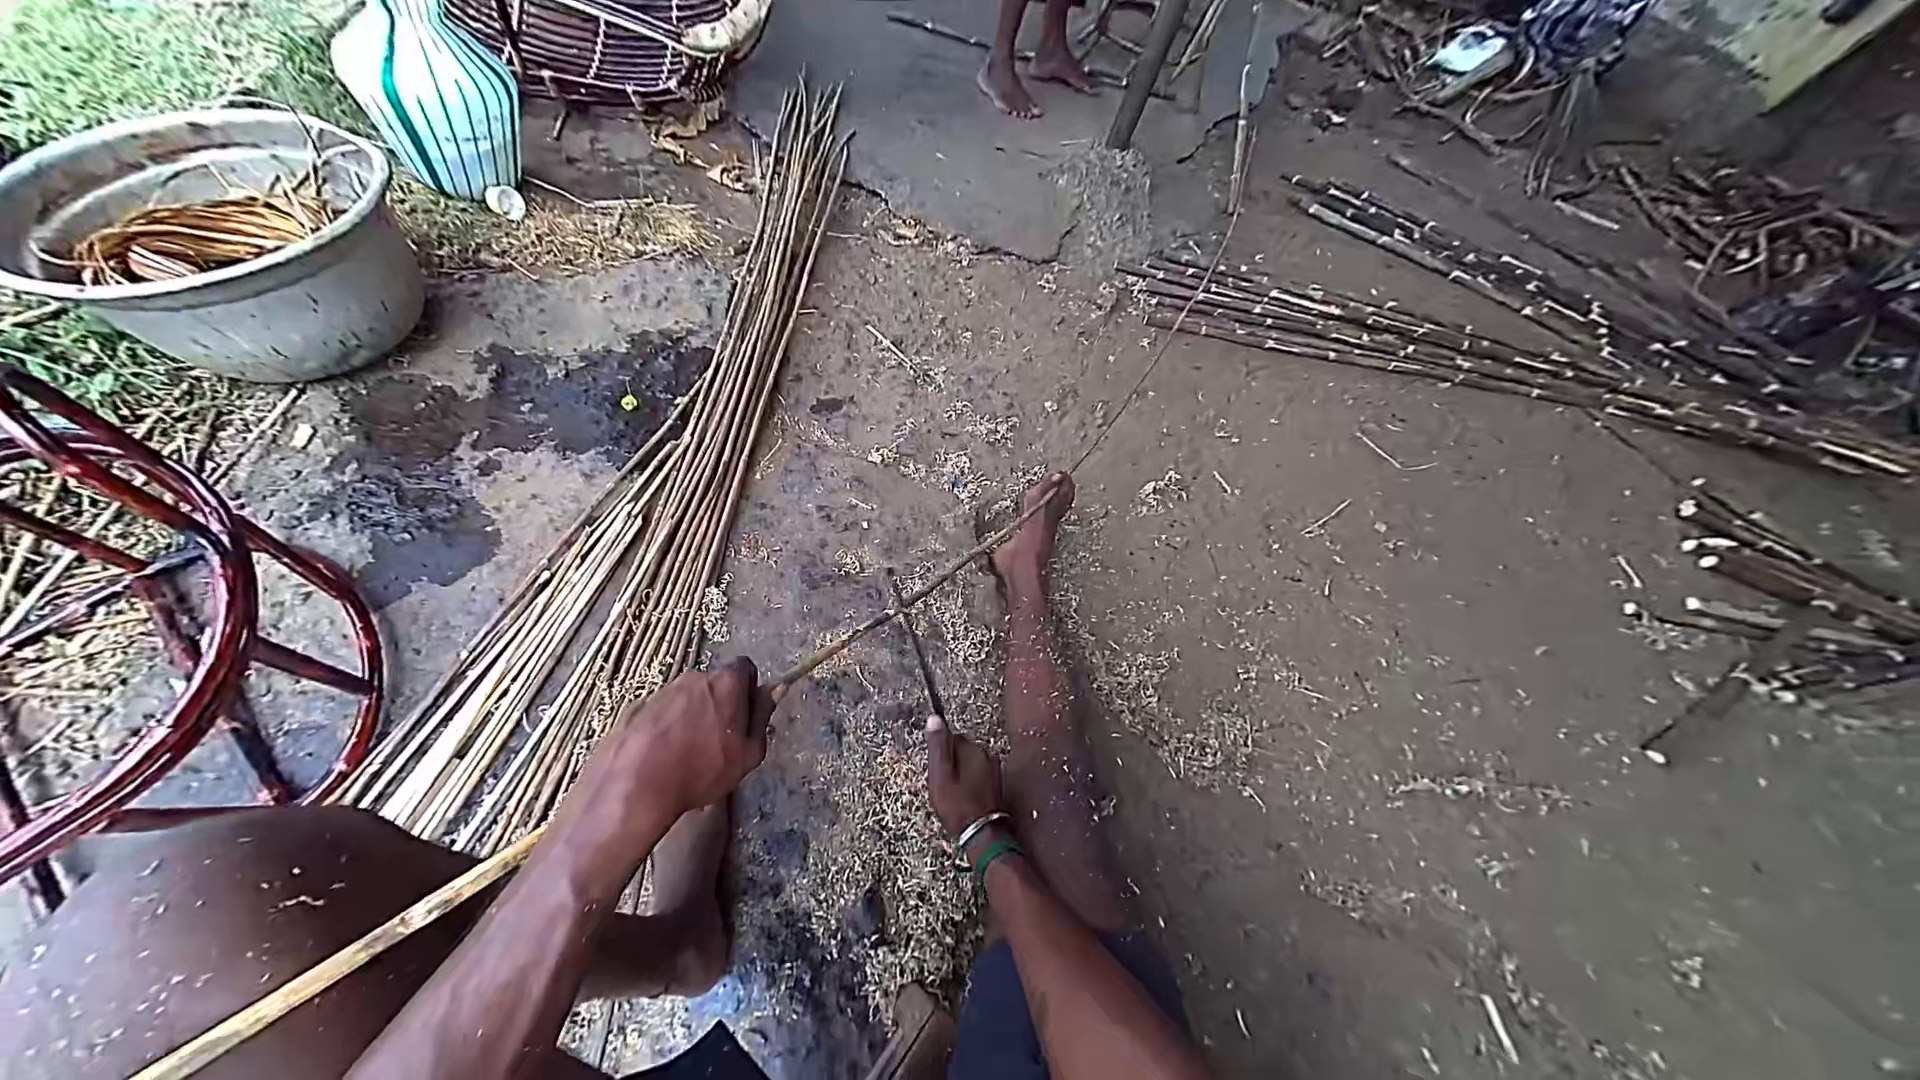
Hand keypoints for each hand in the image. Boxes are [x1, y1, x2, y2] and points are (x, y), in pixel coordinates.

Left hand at [589, 656, 773, 814]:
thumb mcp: (749, 752)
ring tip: (687, 760)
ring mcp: (660, 693)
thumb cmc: (700, 771)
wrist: (632, 788)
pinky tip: (661, 763)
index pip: (745, 668)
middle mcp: (692, 679)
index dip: (748, 691)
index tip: (745, 717)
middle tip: (719, 744)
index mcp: (725, 683)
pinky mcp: (634, 710)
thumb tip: (777, 687)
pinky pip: (658, 716)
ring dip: (690, 721)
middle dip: (719, 708)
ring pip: (685, 701)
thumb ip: (764, 714)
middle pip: (714, 686)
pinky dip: (663, 732)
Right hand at [925, 714, 1002, 842]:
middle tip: (944, 786)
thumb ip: (938, 746)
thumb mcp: (940, 775)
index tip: (937, 772)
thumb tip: (934, 718)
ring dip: (960, 775)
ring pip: (969, 764)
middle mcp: (987, 755)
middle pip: (961, 750)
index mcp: (973, 750)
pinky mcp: (996, 784)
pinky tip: (964, 799)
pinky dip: (969, 784)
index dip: (940, 755)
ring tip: (953, 795)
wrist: (982, 836)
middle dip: (951, 764)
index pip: (951, 737)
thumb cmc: (958, 806)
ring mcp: (994, 770)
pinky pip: (977, 776)